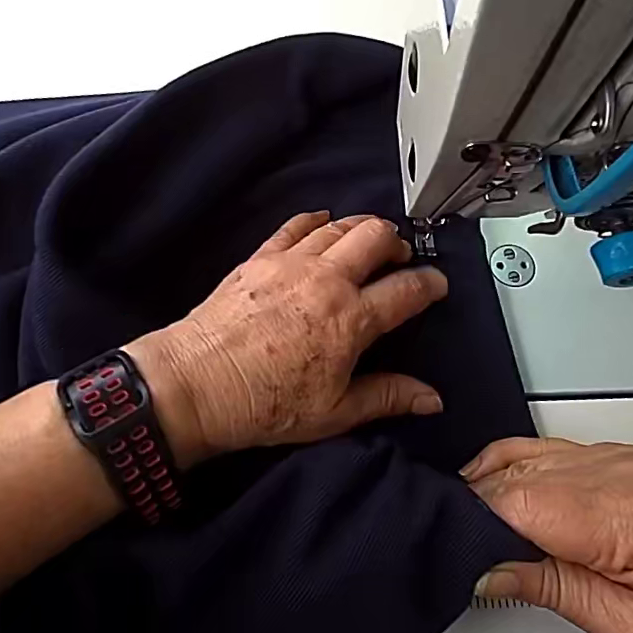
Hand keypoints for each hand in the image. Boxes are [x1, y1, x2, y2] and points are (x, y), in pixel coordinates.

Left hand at [124, 211, 448, 467]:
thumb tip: (429, 399)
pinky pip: (294, 226)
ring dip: (361, 228)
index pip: (407, 289)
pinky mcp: (258, 259)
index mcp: (351, 320)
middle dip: (396, 244)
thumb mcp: (334, 412)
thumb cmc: (264, 404)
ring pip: (339, 226)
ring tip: (367, 241)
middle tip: (398, 259)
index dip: (430, 284)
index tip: (434, 285)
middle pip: (377, 237)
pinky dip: (314, 220)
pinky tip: (321, 222)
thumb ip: (386, 397)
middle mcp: (326, 281)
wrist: (197, 384)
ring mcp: (290, 265)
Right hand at [463, 437, 632, 632]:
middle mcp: (625, 476)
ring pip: (519, 460)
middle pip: (516, 478)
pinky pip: (537, 449)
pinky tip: (490, 488)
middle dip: (480, 511)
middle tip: (466, 547)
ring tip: (478, 527)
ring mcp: (617, 459)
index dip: (481, 525)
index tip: (463, 551)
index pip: (523, 503)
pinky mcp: (609, 456)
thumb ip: (549, 590)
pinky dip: (507, 468)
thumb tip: (483, 570)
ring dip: (490, 491)